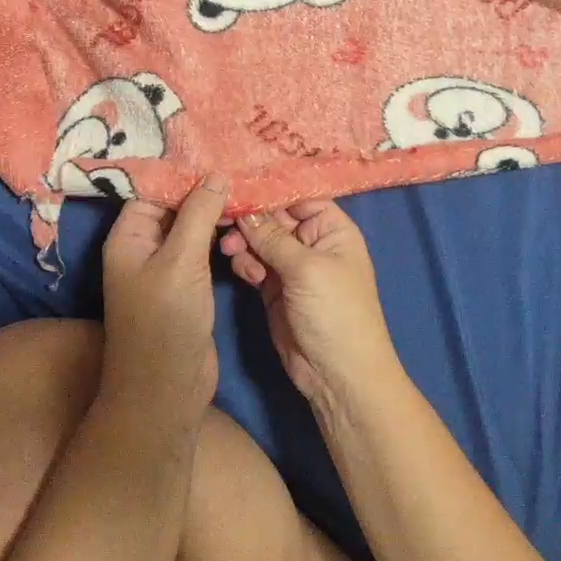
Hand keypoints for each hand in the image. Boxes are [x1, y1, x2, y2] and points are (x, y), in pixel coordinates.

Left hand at [99, 175, 228, 418]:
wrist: (167, 392)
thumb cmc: (165, 323)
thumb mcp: (181, 262)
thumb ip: (198, 215)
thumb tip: (216, 173)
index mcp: (129, 236)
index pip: (155, 189)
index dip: (184, 170)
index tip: (218, 149)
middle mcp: (144, 247)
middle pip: (175, 206)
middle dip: (204, 188)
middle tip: (243, 166)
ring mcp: (166, 267)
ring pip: (192, 228)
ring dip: (216, 212)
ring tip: (250, 188)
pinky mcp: (187, 285)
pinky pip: (203, 250)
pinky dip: (221, 237)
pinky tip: (246, 223)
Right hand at [219, 201, 400, 411]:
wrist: (338, 375)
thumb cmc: (335, 313)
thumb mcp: (306, 269)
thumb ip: (272, 237)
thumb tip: (243, 210)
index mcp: (332, 228)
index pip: (298, 195)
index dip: (270, 190)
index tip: (237, 184)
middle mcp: (312, 242)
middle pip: (274, 216)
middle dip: (250, 217)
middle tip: (222, 220)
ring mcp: (292, 266)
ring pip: (260, 240)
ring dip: (243, 243)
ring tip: (230, 252)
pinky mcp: (274, 288)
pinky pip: (254, 264)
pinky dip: (245, 264)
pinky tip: (245, 274)